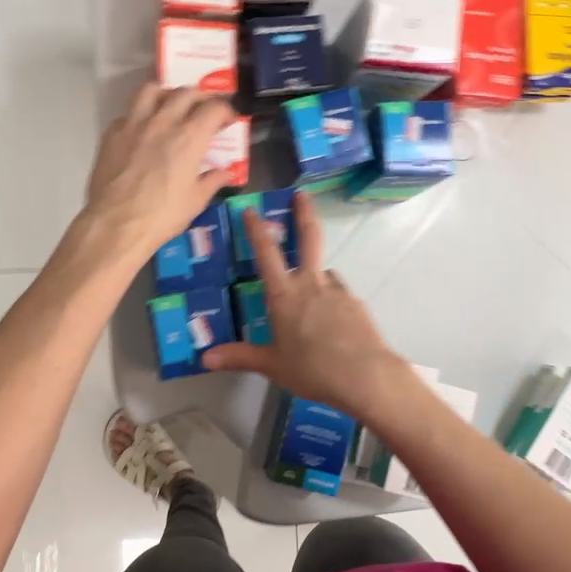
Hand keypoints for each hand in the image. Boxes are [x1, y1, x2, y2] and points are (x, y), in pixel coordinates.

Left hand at [84, 84, 235, 253]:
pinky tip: (142, 129)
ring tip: (170, 104)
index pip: (214, 108)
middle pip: (186, 92)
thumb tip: (226, 172)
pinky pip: (129, 112)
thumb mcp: (195, 201)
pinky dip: (140, 114)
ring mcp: (134, 124)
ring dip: (166, 93)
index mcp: (190, 138)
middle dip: (200, 97)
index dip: (225, 110)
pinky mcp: (113, 133)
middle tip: (204, 110)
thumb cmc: (162, 216)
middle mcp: (163, 122)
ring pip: (152, 89)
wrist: (117, 224)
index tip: (228, 119)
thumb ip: (212, 180)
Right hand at [204, 191, 423, 421]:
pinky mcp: (358, 305)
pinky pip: (341, 296)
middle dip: (304, 213)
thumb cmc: (312, 369)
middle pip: (308, 238)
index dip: (256, 229)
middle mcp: (311, 284)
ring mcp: (338, 292)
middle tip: (302, 195)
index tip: (251, 209)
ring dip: (318, 276)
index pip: (267, 252)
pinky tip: (333, 325)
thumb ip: (240, 357)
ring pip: (326, 273)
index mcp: (284, 295)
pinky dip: (334, 302)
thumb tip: (206, 358)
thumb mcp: (272, 365)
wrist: (365, 376)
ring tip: (313, 300)